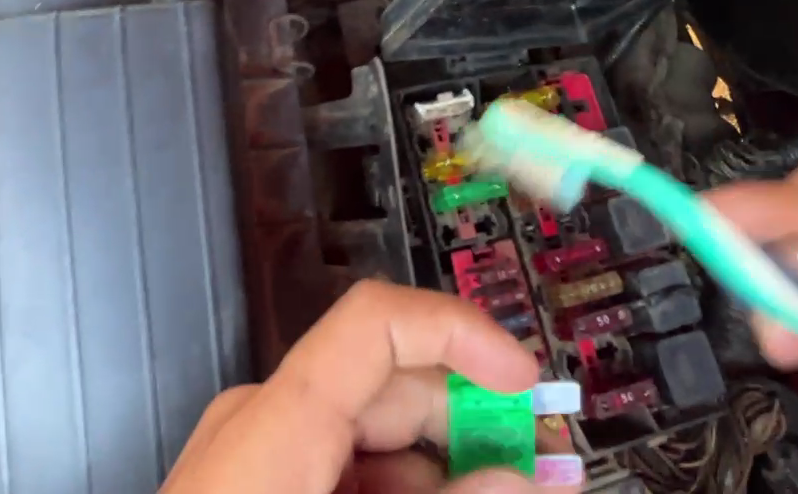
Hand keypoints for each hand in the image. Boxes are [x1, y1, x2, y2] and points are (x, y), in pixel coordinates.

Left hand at [161, 280, 569, 493]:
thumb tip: (523, 479)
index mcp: (277, 417)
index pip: (375, 320)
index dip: (458, 331)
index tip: (523, 381)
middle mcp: (266, 418)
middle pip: (388, 384)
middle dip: (470, 421)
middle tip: (539, 472)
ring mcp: (259, 455)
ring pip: (373, 435)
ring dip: (442, 468)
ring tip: (498, 492)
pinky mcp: (261, 484)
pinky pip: (346, 470)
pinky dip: (400, 490)